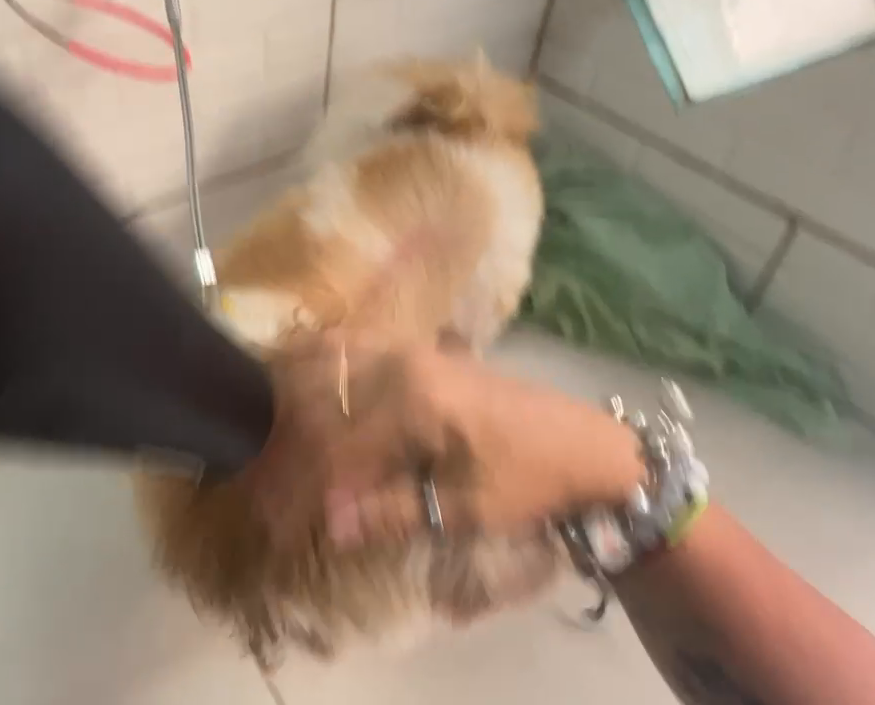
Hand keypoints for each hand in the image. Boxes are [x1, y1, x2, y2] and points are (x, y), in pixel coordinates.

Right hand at [318, 340, 644, 547]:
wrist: (587, 445)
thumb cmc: (529, 480)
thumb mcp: (464, 507)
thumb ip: (393, 509)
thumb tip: (333, 524)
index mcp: (412, 396)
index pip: (344, 440)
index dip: (321, 481)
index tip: (305, 513)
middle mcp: (404, 361)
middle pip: (330, 389)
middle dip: (302, 429)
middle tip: (287, 465)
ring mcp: (414, 350)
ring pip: (341, 359)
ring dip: (311, 389)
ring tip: (292, 423)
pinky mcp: (425, 352)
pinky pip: (363, 351)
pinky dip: (337, 368)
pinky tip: (327, 391)